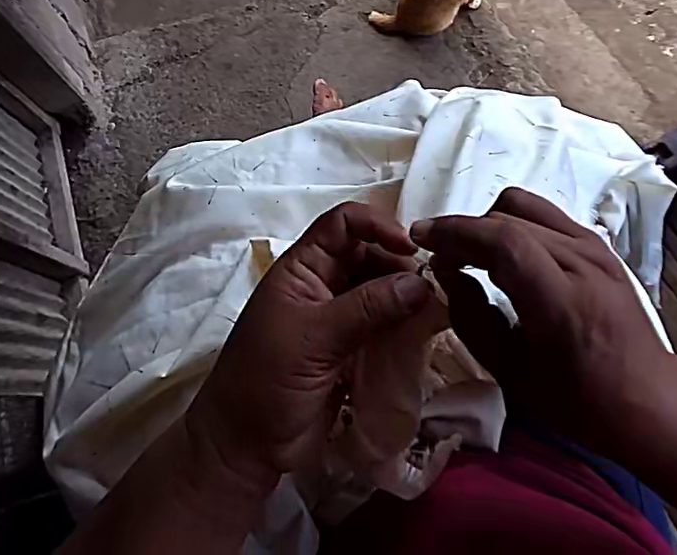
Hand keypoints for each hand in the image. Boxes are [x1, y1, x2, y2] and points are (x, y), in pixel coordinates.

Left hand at [185, 201, 438, 492]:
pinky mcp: (354, 344)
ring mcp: (340, 314)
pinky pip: (386, 319)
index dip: (377, 225)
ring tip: (432, 308)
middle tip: (430, 286)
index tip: (409, 248)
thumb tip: (421, 283)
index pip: (343, 223)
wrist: (244, 452)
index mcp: (303, 268)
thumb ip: (368, 307)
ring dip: (407, 292)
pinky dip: (405, 319)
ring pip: (382, 285)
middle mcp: (324, 282)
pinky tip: (424, 327)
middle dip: (399, 263)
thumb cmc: (265, 383)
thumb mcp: (314, 339)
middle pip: (370, 252)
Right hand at [411, 187, 676, 460]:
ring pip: (526, 206)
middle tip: (441, 256)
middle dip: (465, 229)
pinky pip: (545, 214)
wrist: (650, 399)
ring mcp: (594, 245)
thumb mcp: (513, 375)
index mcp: (562, 300)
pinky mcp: (599, 243)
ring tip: (470, 252)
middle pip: (509, 216)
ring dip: (489, 222)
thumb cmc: (580, 401)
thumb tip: (445, 272)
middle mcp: (582, 259)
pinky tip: (505, 252)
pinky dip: (514, 223)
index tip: (421, 238)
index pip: (503, 241)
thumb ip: (472, 319)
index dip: (456, 231)